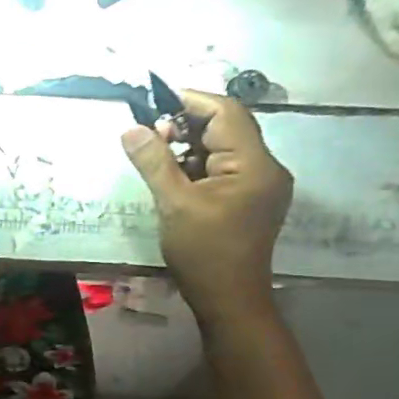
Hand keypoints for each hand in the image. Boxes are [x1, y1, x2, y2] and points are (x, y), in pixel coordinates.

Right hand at [121, 89, 292, 324]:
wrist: (229, 298)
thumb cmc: (204, 251)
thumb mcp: (174, 204)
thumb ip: (155, 162)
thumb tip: (133, 128)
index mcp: (254, 165)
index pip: (227, 113)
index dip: (191, 101)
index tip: (154, 100)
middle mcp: (265, 167)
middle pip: (226, 127)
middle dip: (185, 124)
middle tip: (148, 134)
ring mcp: (259, 184)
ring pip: (222, 147)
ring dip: (188, 145)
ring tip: (155, 155)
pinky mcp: (248, 198)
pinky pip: (222, 167)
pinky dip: (195, 164)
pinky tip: (172, 174)